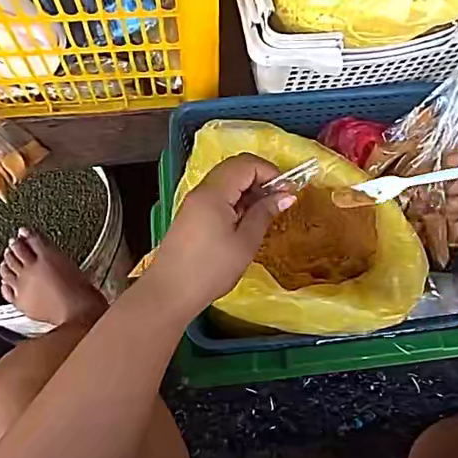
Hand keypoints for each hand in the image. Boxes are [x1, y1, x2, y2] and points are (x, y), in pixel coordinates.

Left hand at [142, 153, 294, 312]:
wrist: (169, 293)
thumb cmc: (211, 269)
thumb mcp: (245, 243)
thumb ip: (265, 213)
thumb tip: (286, 195)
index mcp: (214, 193)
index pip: (246, 164)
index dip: (271, 172)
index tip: (288, 192)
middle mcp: (201, 191)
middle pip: (235, 168)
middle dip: (261, 178)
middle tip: (279, 200)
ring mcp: (194, 203)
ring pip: (226, 182)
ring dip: (248, 191)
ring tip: (265, 213)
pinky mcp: (191, 216)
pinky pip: (217, 197)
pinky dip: (236, 201)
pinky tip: (245, 222)